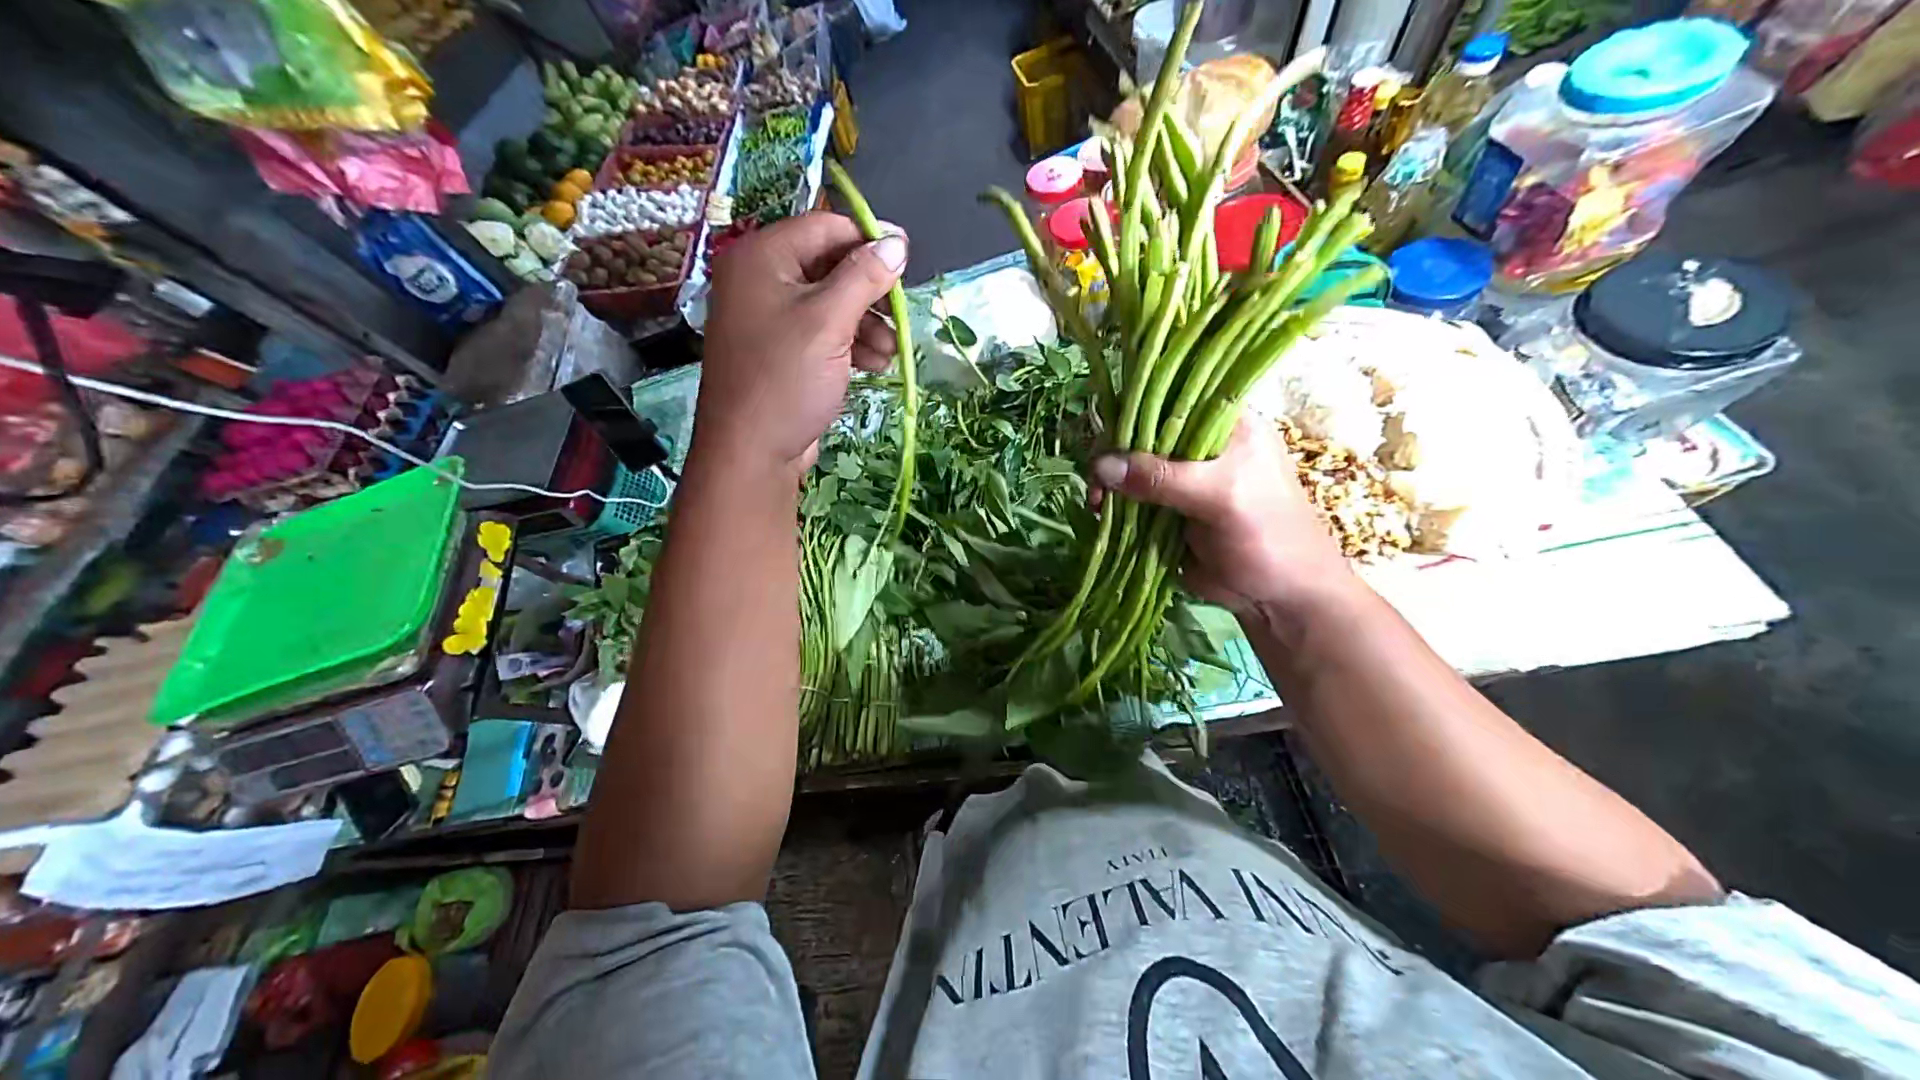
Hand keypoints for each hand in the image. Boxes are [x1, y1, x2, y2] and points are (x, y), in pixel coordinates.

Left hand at [698, 212, 908, 474]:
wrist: (751, 452)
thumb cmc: (785, 378)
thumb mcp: (829, 322)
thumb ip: (864, 277)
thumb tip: (897, 242)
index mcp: (762, 257)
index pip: (825, 228)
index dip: (869, 241)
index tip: (906, 262)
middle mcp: (761, 280)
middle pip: (830, 267)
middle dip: (870, 293)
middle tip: (899, 316)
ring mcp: (770, 318)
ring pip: (831, 304)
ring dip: (867, 324)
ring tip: (890, 351)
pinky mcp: (782, 351)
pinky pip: (822, 333)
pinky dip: (850, 344)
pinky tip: (875, 364)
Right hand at [1090, 417, 1361, 618]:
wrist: (1280, 599)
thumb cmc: (1269, 537)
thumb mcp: (1220, 497)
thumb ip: (1162, 478)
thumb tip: (1102, 466)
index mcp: (1226, 424)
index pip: (1172, 397)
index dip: (1134, 409)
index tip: (1107, 437)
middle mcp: (1201, 444)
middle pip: (1143, 433)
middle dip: (1115, 453)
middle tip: (1097, 482)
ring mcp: (1182, 477)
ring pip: (1133, 467)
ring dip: (1110, 482)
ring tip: (1096, 503)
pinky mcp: (1168, 509)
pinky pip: (1132, 498)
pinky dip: (1113, 503)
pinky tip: (1100, 512)